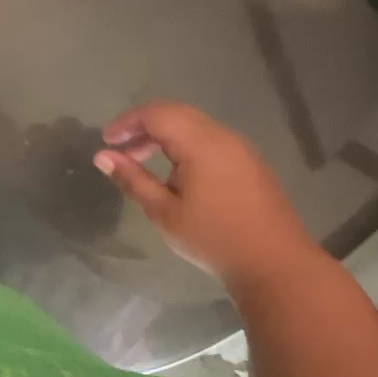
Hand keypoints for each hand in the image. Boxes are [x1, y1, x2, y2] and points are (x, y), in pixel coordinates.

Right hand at [93, 102, 322, 284]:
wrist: (274, 263)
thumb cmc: (213, 238)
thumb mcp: (164, 211)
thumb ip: (132, 179)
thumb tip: (102, 156)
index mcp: (201, 144)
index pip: (157, 114)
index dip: (127, 122)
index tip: (106, 142)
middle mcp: (223, 137)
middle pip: (177, 114)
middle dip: (144, 127)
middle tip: (121, 152)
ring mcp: (241, 149)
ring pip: (195, 126)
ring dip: (164, 136)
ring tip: (142, 163)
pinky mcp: (250, 163)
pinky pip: (210, 140)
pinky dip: (184, 146)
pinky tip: (175, 174)